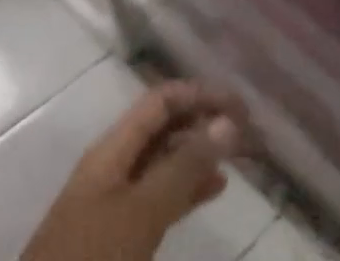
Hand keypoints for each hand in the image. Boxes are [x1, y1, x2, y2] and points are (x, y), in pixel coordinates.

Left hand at [22, 81, 250, 260]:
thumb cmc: (93, 257)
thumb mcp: (144, 210)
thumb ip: (186, 164)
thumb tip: (228, 121)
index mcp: (111, 151)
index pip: (162, 100)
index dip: (202, 95)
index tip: (241, 110)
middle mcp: (112, 166)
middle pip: (164, 127)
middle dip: (205, 123)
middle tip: (246, 135)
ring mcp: (113, 199)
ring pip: (165, 160)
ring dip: (201, 154)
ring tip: (237, 160)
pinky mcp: (117, 229)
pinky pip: (160, 192)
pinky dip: (188, 185)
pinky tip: (214, 191)